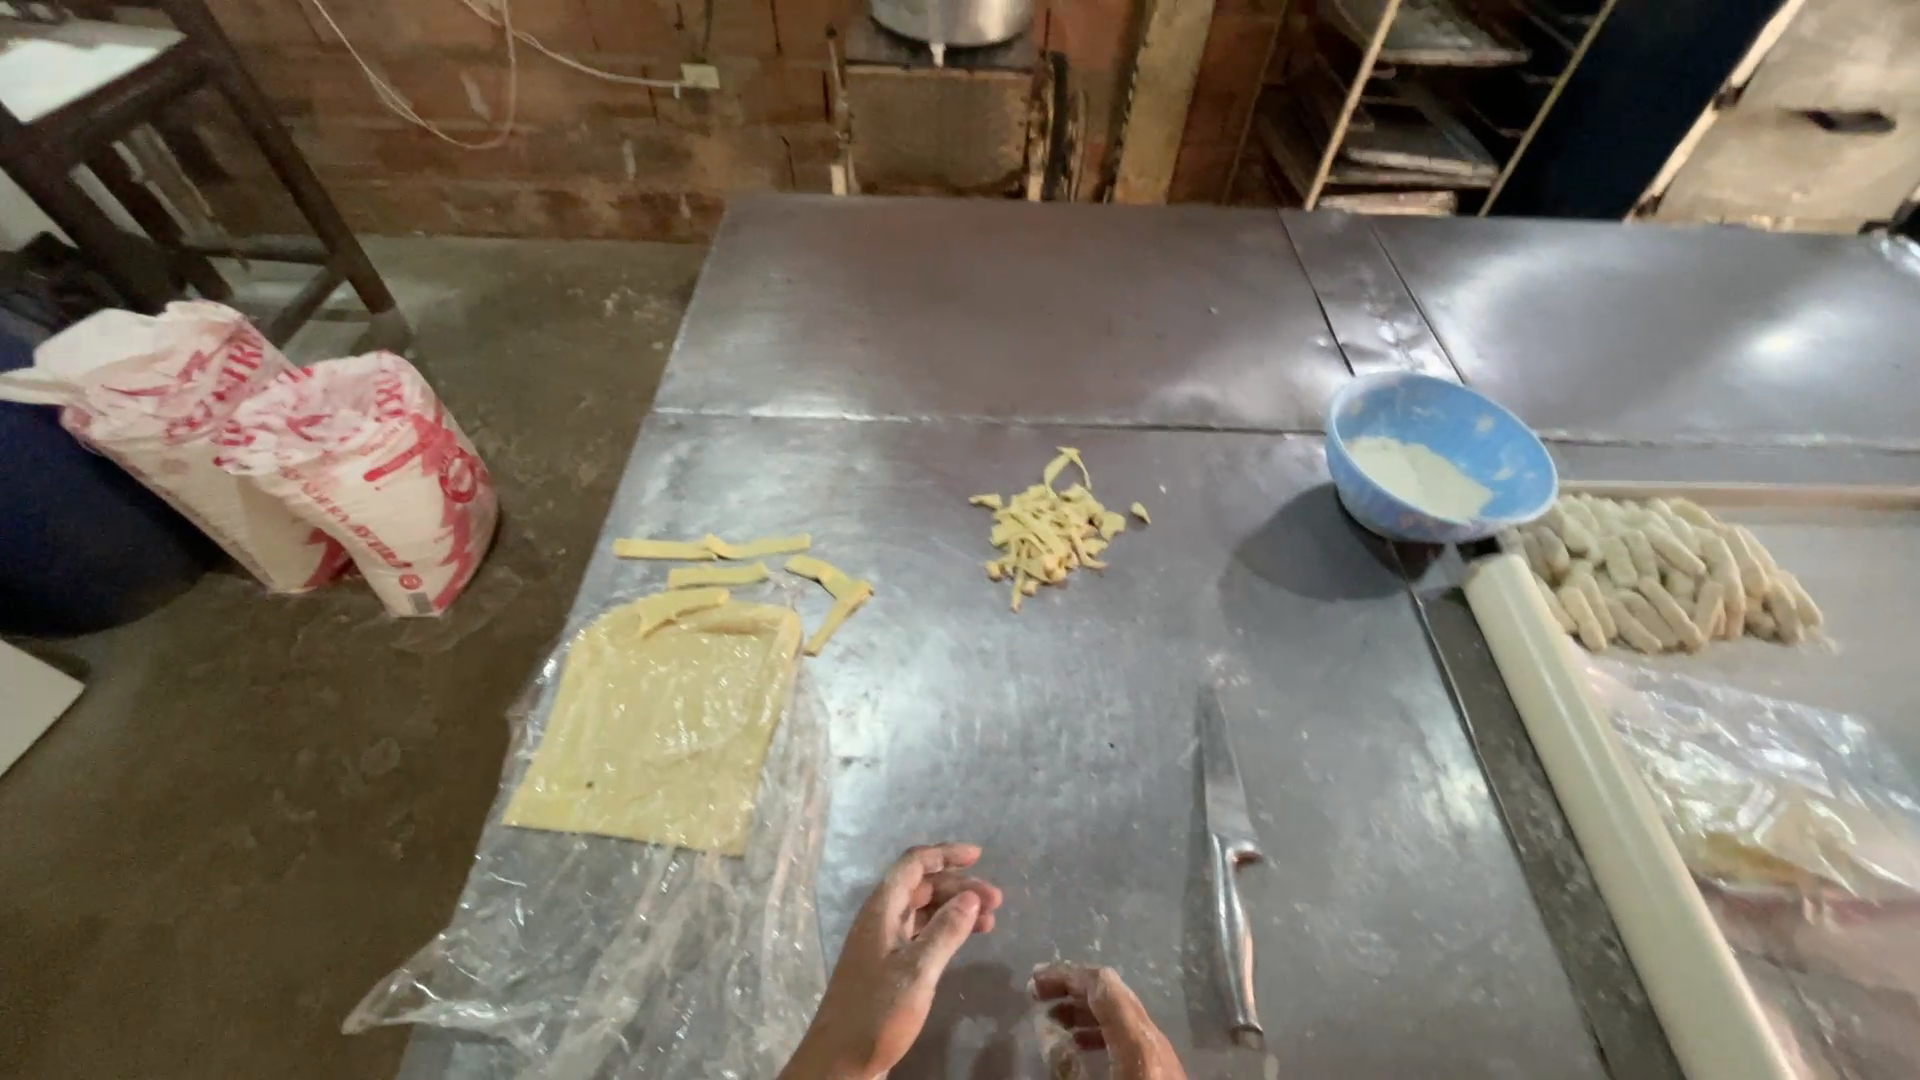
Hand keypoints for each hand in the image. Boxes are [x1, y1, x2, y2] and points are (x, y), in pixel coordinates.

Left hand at [782, 843, 1002, 1079]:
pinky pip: (920, 934)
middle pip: (922, 885)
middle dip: (958, 886)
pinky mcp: (888, 967)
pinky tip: (965, 940)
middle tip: (996, 900)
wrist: (839, 1065)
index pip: (914, 864)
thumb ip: (945, 931)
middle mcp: (881, 918)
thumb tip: (971, 896)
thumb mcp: (918, 971)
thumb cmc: (877, 1012)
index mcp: (882, 909)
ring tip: (989, 920)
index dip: (945, 854)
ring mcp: (883, 942)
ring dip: (955, 909)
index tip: (978, 856)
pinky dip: (945, 931)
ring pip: (923, 910)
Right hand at [1033, 963, 1187, 1079]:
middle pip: (1111, 993)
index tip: (1034, 983)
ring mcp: (1160, 1055)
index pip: (1100, 983)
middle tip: (1038, 995)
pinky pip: (1127, 1036)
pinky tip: (1080, 1048)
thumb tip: (1046, 1027)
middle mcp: (1152, 1037)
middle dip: (1072, 989)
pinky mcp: (1160, 1073)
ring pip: (1119, 1014)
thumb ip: (1063, 1061)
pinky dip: (1099, 1031)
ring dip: (1084, 1011)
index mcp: (1136, 1037)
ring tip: (1052, 1023)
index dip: (1065, 975)